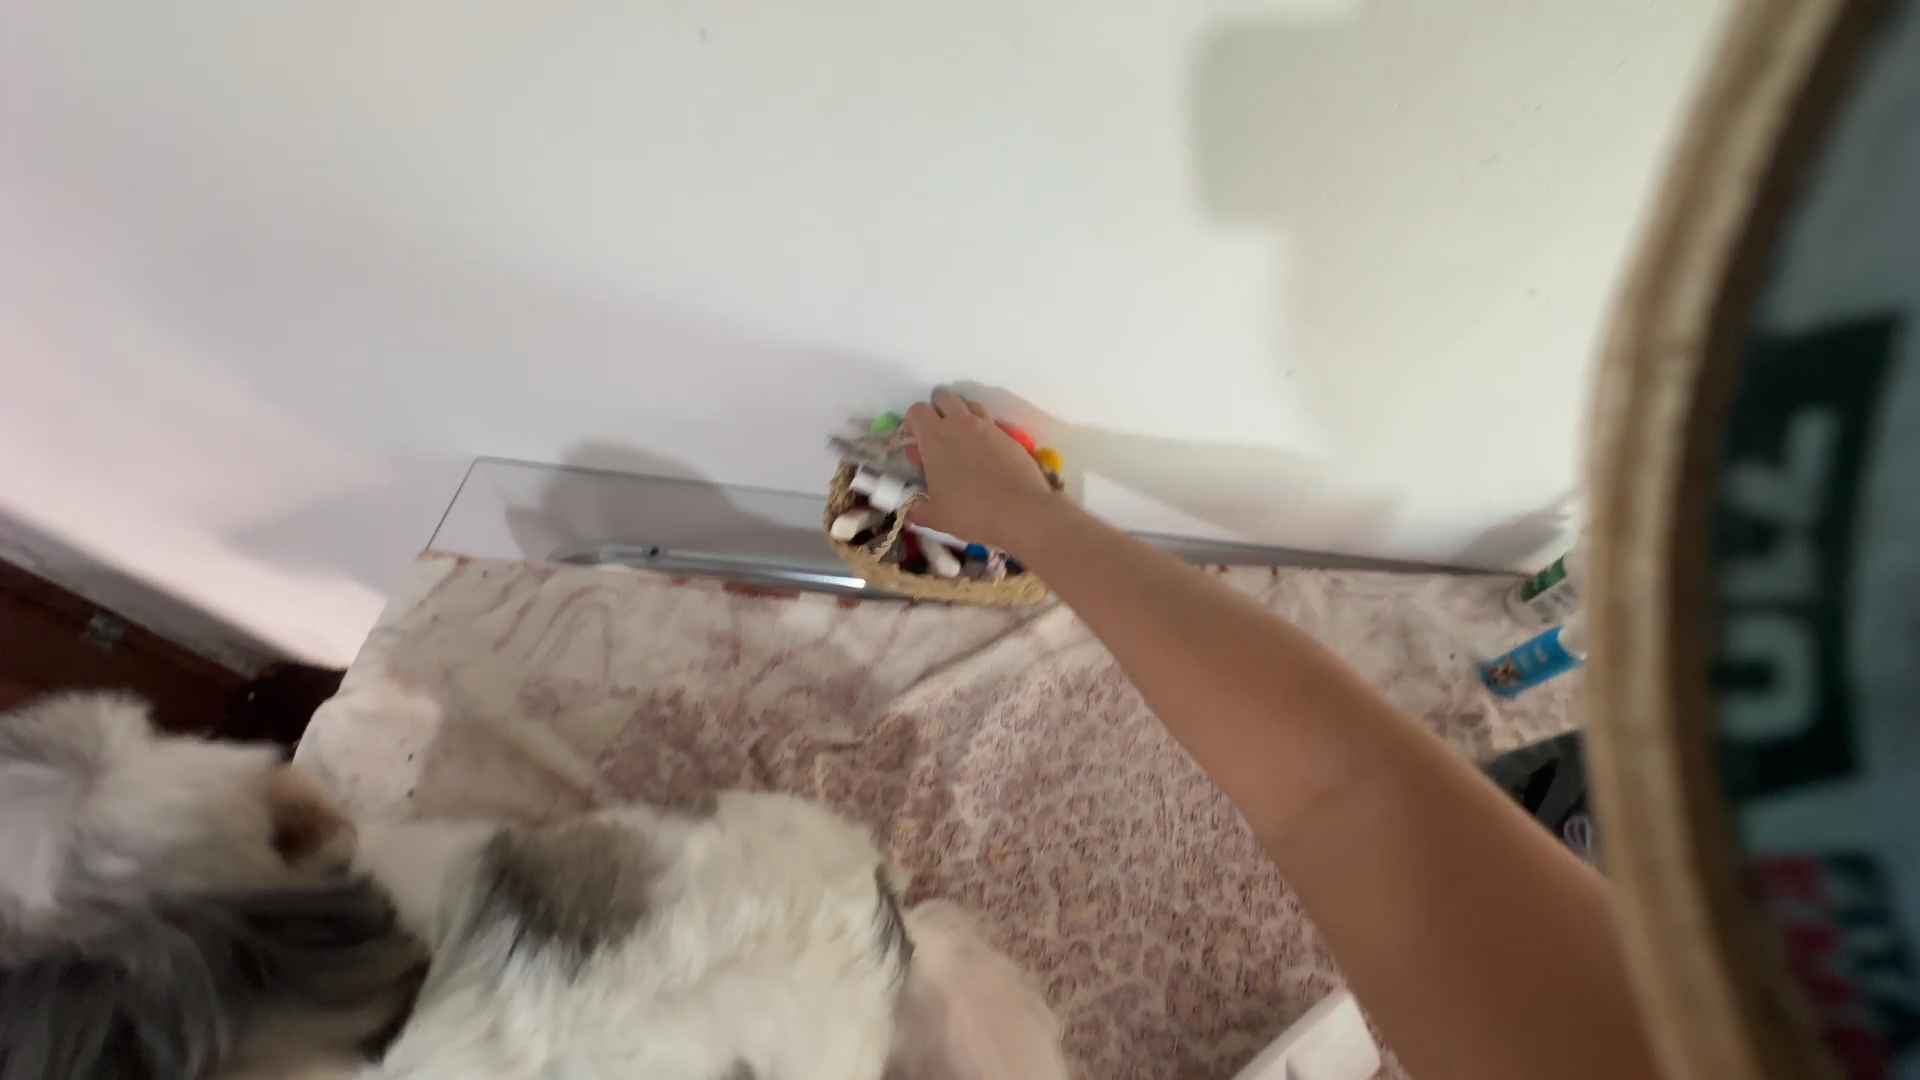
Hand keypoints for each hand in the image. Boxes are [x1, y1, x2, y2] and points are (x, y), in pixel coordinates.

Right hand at [902, 389, 1059, 552]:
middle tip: (937, 437)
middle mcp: (960, 424)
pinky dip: (983, 431)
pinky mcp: (1009, 436)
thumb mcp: (936, 517)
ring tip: (961, 441)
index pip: (917, 410)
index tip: (914, 443)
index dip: (912, 423)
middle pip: (943, 397)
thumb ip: (917, 509)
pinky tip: (986, 455)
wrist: (1022, 511)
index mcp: (935, 438)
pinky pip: (991, 423)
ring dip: (961, 415)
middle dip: (936, 410)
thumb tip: (911, 508)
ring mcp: (988, 427)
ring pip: (969, 405)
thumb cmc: (971, 513)